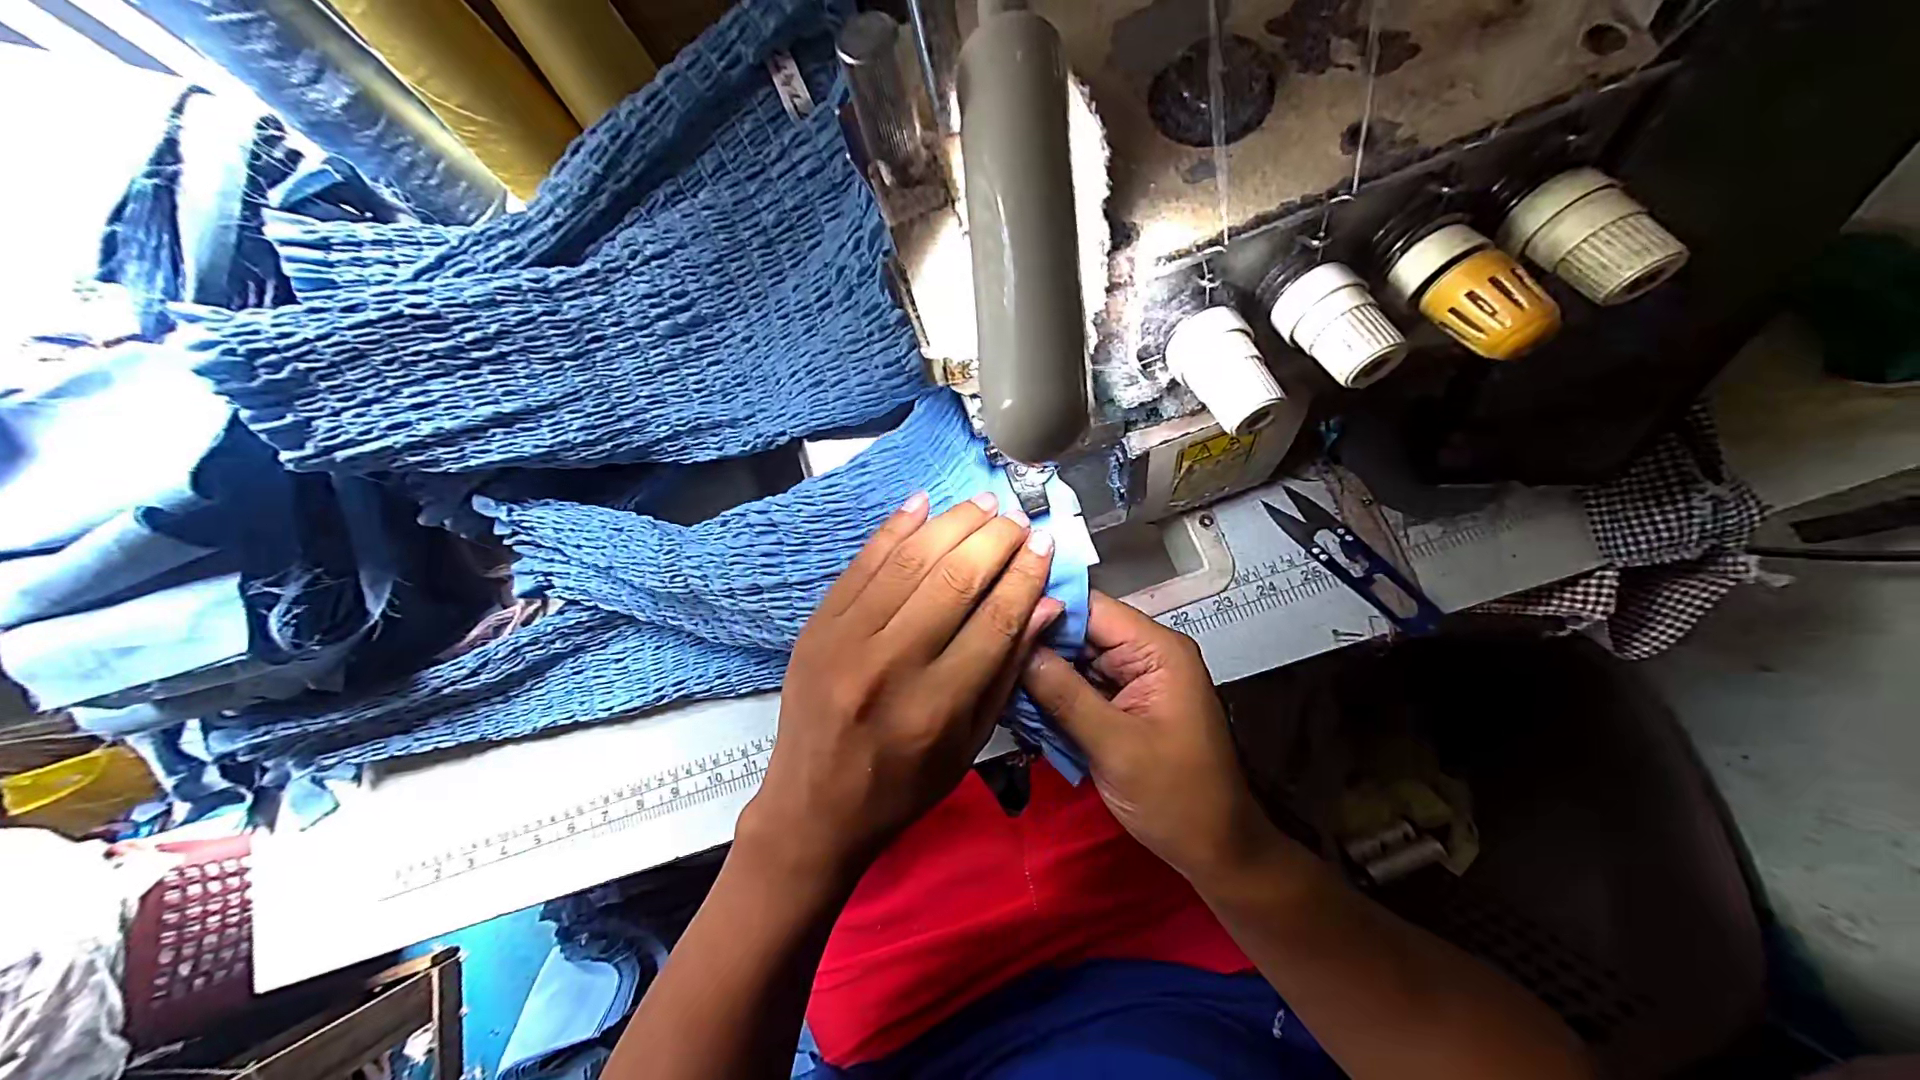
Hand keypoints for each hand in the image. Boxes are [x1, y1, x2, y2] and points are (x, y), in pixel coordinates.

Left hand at [743, 490, 1060, 879]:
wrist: (813, 806)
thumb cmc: (902, 786)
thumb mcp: (968, 744)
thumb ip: (1006, 672)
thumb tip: (1045, 605)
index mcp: (936, 705)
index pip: (995, 620)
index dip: (1026, 575)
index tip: (1045, 544)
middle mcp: (891, 664)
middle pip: (954, 580)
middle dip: (994, 541)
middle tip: (1018, 521)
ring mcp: (846, 639)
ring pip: (909, 561)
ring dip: (951, 524)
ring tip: (982, 504)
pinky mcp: (818, 625)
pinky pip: (862, 563)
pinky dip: (895, 528)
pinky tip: (922, 503)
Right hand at [1021, 590, 1278, 886]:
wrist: (1214, 849)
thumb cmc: (1176, 796)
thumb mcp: (1115, 745)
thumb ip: (1064, 694)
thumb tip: (1017, 647)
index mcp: (1156, 650)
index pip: (1091, 607)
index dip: (1044, 607)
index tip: (996, 618)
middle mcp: (1144, 653)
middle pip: (1078, 631)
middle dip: (1035, 644)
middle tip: (987, 658)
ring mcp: (1132, 678)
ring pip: (1073, 659)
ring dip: (1039, 672)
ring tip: (995, 680)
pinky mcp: (1121, 703)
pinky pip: (1078, 685)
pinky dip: (1051, 695)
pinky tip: (1018, 704)